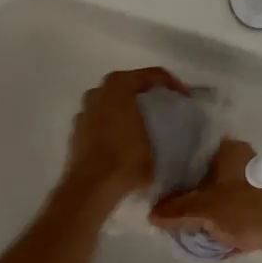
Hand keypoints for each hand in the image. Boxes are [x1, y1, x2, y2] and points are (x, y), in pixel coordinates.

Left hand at [63, 67, 185, 201]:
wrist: (93, 186)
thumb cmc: (127, 160)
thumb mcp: (157, 146)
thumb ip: (162, 133)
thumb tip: (167, 136)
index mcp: (119, 87)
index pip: (152, 75)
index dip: (172, 83)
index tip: (184, 97)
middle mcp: (98, 93)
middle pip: (127, 86)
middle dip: (145, 94)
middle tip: (162, 107)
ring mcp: (84, 112)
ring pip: (111, 104)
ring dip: (126, 111)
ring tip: (142, 126)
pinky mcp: (77, 132)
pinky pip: (100, 122)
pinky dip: (112, 127)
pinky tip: (123, 142)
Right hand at [149, 138, 261, 262]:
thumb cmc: (248, 212)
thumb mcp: (205, 211)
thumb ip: (176, 211)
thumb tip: (152, 214)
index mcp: (229, 150)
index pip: (191, 152)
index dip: (171, 169)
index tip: (156, 186)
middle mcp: (242, 160)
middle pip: (203, 175)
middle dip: (185, 194)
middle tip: (166, 210)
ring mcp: (254, 182)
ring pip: (217, 193)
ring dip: (202, 209)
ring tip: (182, 224)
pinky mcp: (261, 202)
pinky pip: (231, 208)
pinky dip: (218, 218)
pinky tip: (206, 233)